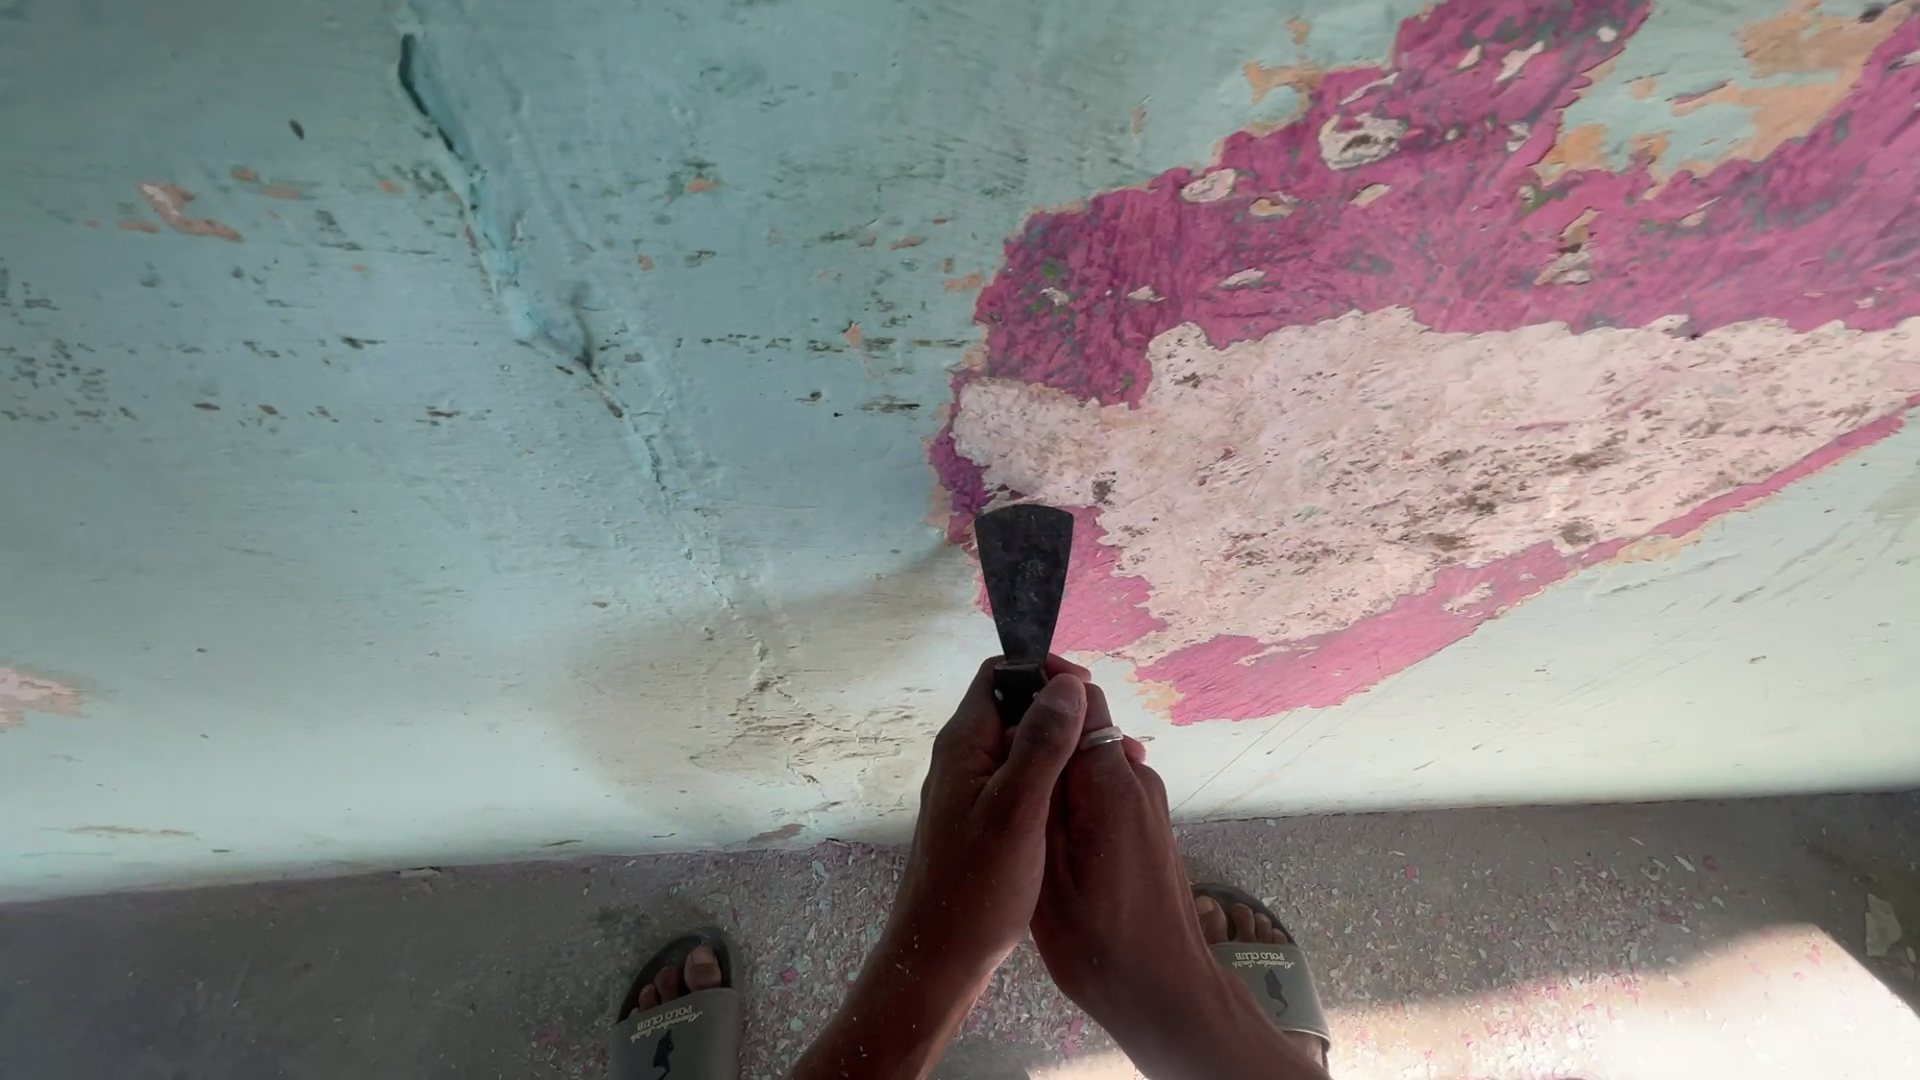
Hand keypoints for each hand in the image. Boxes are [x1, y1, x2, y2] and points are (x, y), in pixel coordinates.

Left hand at [795, 655, 1092, 1079]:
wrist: (941, 958)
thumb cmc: (978, 886)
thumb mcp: (1018, 809)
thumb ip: (1041, 743)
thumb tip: (1067, 685)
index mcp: (965, 742)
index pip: (1000, 674)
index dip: (1042, 670)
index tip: (1088, 689)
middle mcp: (964, 754)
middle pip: (1014, 704)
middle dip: (1061, 710)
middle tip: (1108, 737)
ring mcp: (971, 785)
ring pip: (1022, 741)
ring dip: (1061, 743)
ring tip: (1106, 765)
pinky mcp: (982, 813)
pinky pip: (1021, 774)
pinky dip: (1052, 773)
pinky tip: (1080, 795)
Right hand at [1030, 687, 1320, 1078]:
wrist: (1164, 993)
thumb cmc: (1098, 940)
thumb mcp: (1050, 870)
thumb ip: (1045, 793)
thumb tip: (1041, 728)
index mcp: (1110, 783)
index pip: (1083, 701)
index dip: (1046, 685)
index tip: (1007, 692)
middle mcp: (1137, 779)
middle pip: (1089, 723)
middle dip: (1046, 726)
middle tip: (1002, 755)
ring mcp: (1148, 800)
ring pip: (1097, 753)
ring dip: (1061, 759)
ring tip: (1021, 792)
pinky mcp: (1149, 821)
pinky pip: (1109, 780)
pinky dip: (1078, 785)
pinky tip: (1051, 822)